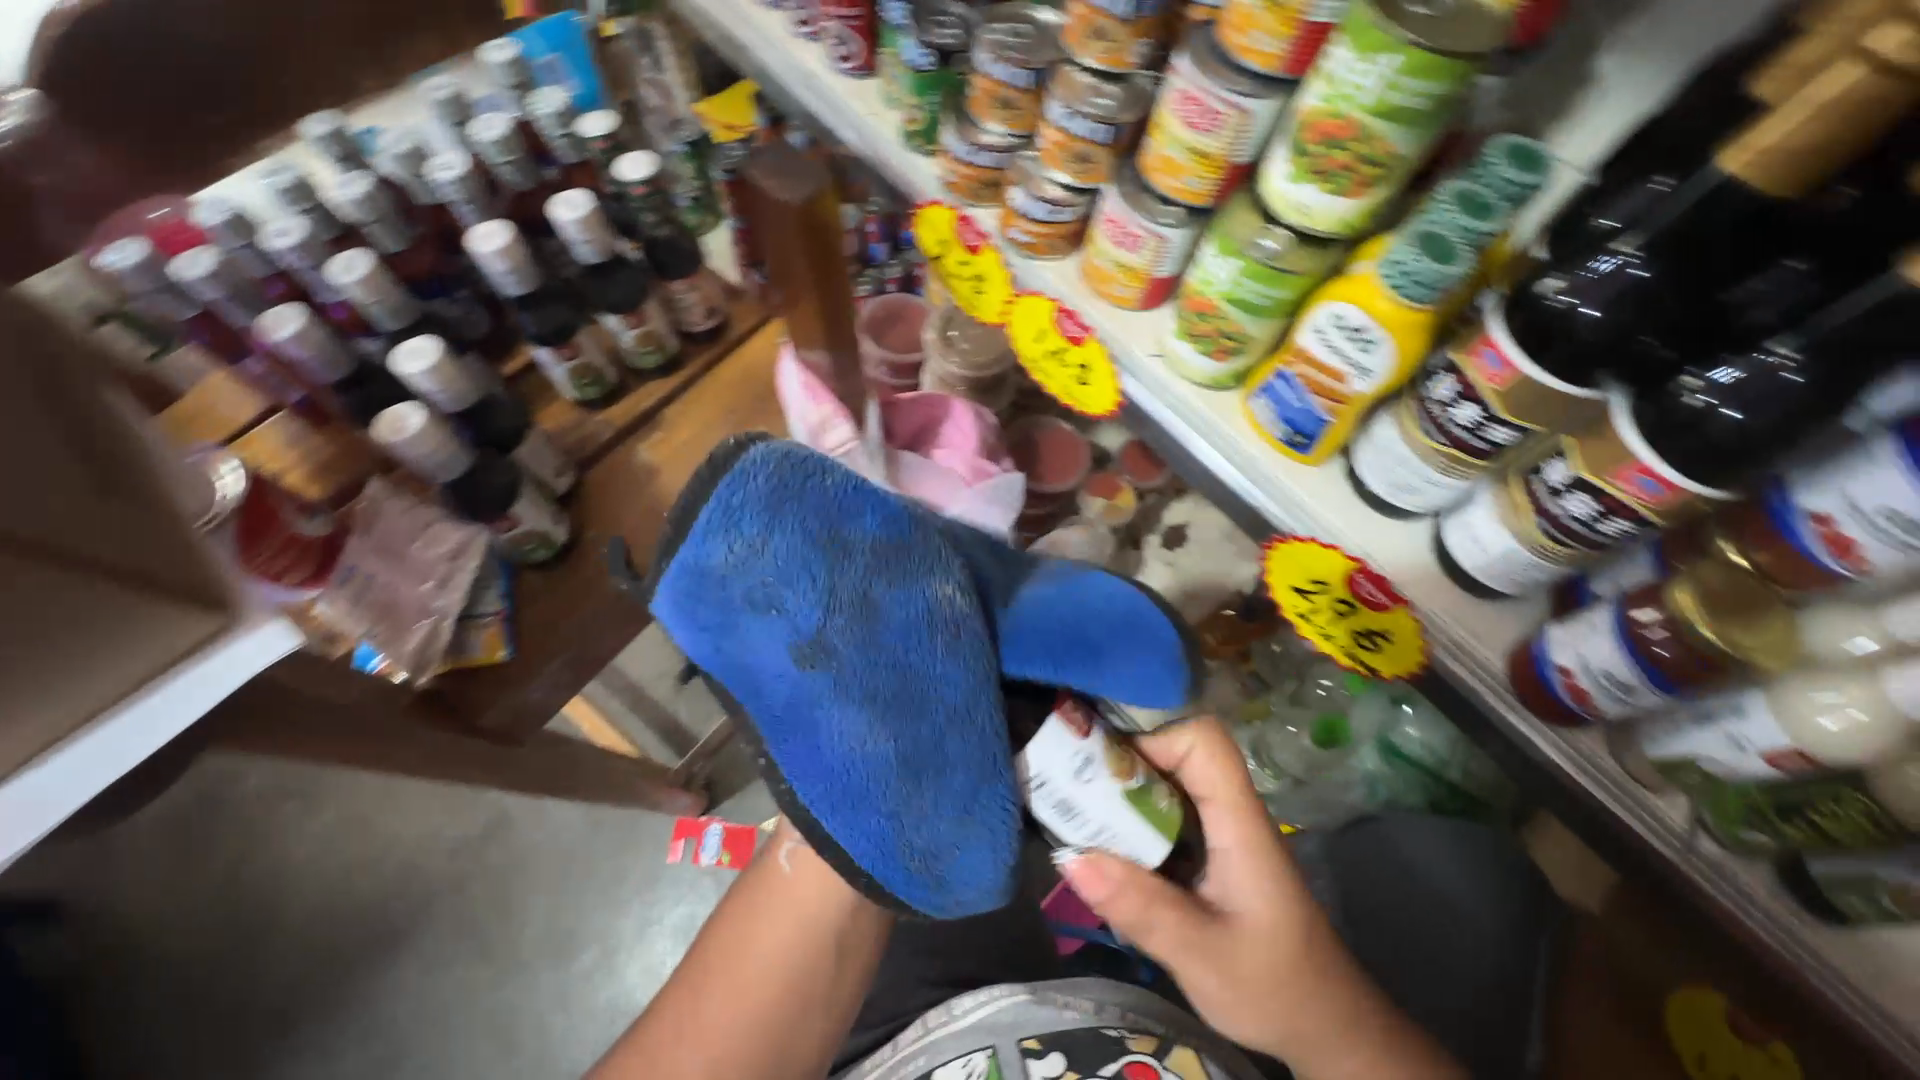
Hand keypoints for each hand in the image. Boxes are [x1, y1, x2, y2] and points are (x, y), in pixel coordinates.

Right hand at [1055, 716, 1461, 1078]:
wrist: (1323, 1025)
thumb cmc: (1275, 987)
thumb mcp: (1203, 956)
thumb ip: (1142, 908)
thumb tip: (1070, 858)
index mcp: (1238, 822)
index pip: (1202, 741)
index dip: (1152, 736)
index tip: (1100, 763)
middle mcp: (1228, 816)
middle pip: (1176, 755)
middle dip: (1119, 760)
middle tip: (1063, 781)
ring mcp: (1218, 836)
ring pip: (1165, 787)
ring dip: (1117, 792)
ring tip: (1066, 807)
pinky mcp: (1206, 858)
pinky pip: (1162, 819)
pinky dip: (1127, 822)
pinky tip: (1094, 845)